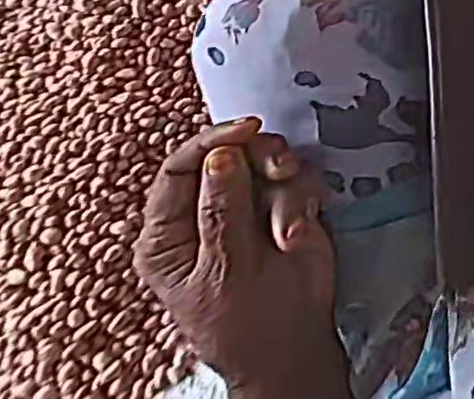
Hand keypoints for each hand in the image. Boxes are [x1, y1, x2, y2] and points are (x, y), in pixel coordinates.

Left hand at [133, 118, 347, 395]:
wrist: (294, 343)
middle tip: (281, 169)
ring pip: (267, 159)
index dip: (212, 141)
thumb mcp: (225, 272)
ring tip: (290, 221)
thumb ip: (222, 213)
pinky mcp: (285, 202)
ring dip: (285, 181)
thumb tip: (220, 157)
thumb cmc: (244, 322)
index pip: (180, 167)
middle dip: (260, 156)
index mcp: (171, 232)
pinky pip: (297, 177)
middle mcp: (208, 209)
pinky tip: (299, 229)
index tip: (247, 129)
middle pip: (230, 153)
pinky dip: (302, 197)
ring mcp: (249, 204)